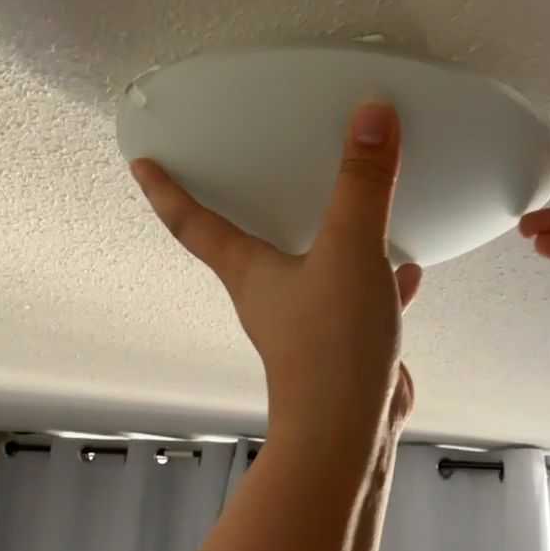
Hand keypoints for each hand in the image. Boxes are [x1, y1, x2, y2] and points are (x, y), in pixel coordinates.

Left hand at [132, 102, 420, 441]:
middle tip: (238, 180)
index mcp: (251, 271)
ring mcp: (304, 323)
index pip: (192, 223)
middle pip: (245, 245)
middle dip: (241, 212)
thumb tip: (370, 117)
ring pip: (307, 270)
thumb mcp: (350, 250)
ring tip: (343, 214)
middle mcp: (270, 296)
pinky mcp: (340, 345)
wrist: (349, 432)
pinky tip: (406, 272)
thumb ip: (362, 183)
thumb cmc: (331, 352)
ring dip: (321, 242)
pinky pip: (357, 298)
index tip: (144, 163)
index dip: (165, 189)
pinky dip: (377, 280)